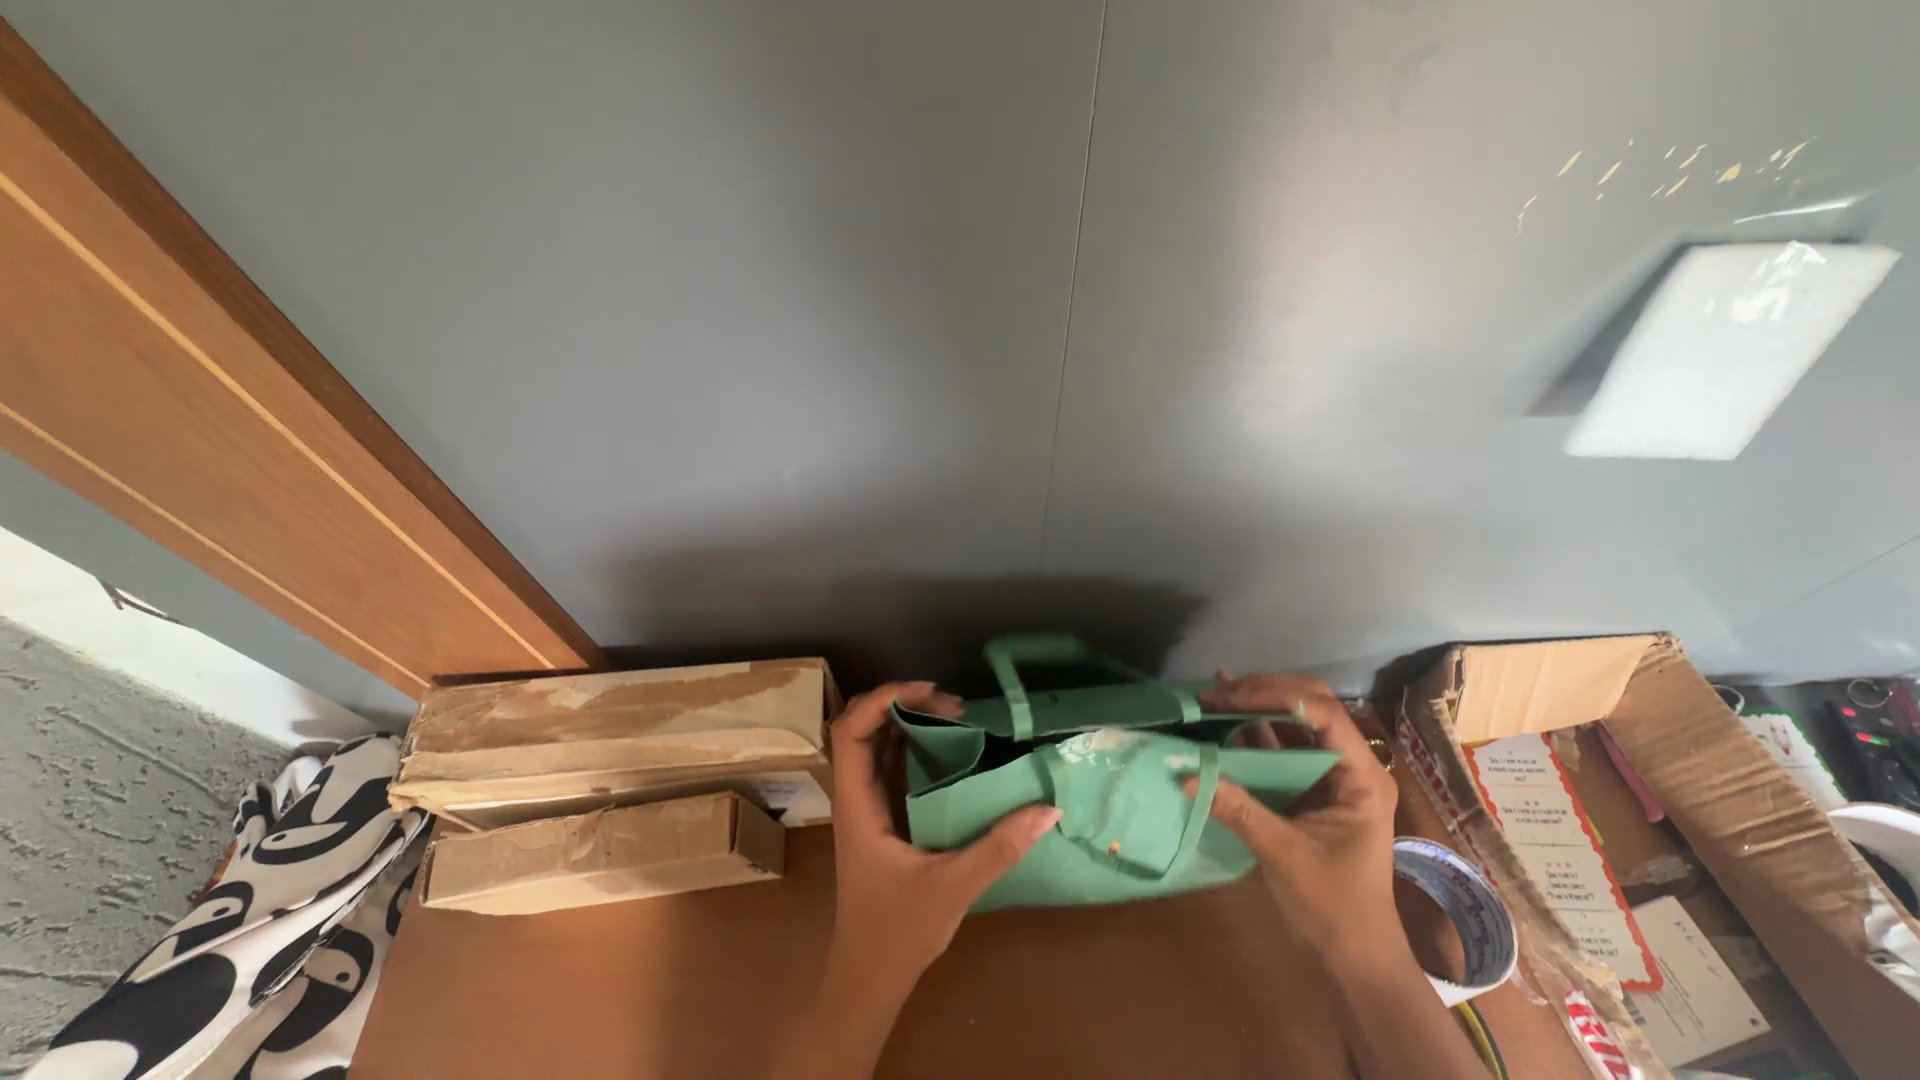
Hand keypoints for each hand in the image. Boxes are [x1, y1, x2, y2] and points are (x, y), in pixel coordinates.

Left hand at [827, 681, 1060, 986]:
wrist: (868, 978)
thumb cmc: (897, 933)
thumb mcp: (953, 888)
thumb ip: (998, 848)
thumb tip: (1048, 809)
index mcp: (858, 807)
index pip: (849, 733)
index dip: (882, 700)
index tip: (928, 692)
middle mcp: (856, 799)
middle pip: (860, 729)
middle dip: (901, 704)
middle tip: (951, 704)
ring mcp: (867, 810)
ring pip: (876, 747)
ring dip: (909, 724)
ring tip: (956, 716)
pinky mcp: (882, 822)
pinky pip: (892, 769)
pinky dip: (915, 748)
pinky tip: (950, 750)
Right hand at [1184, 672, 1399, 963]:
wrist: (1352, 951)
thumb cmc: (1334, 907)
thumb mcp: (1285, 856)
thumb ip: (1240, 811)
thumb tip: (1188, 774)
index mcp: (1361, 777)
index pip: (1325, 715)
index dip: (1278, 697)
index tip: (1231, 697)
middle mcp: (1349, 764)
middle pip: (1311, 705)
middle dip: (1264, 692)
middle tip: (1217, 694)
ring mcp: (1327, 773)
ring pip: (1294, 719)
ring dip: (1254, 703)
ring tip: (1211, 695)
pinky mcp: (1306, 784)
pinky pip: (1280, 744)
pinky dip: (1252, 725)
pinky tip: (1223, 708)